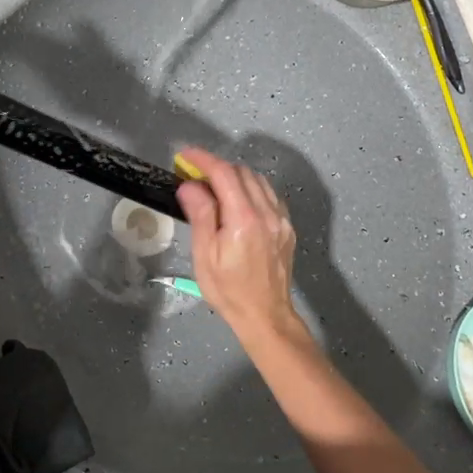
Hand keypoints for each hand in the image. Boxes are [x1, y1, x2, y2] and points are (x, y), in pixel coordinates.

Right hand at [177, 146, 302, 341]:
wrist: (265, 316)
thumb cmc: (228, 289)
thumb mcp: (205, 255)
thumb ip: (200, 215)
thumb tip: (190, 185)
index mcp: (244, 219)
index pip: (224, 173)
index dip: (203, 159)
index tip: (185, 156)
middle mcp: (267, 213)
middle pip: (242, 172)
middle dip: (217, 167)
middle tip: (195, 176)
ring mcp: (281, 220)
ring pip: (258, 180)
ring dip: (235, 176)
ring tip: (215, 186)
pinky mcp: (287, 228)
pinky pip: (270, 195)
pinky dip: (252, 188)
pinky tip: (239, 201)